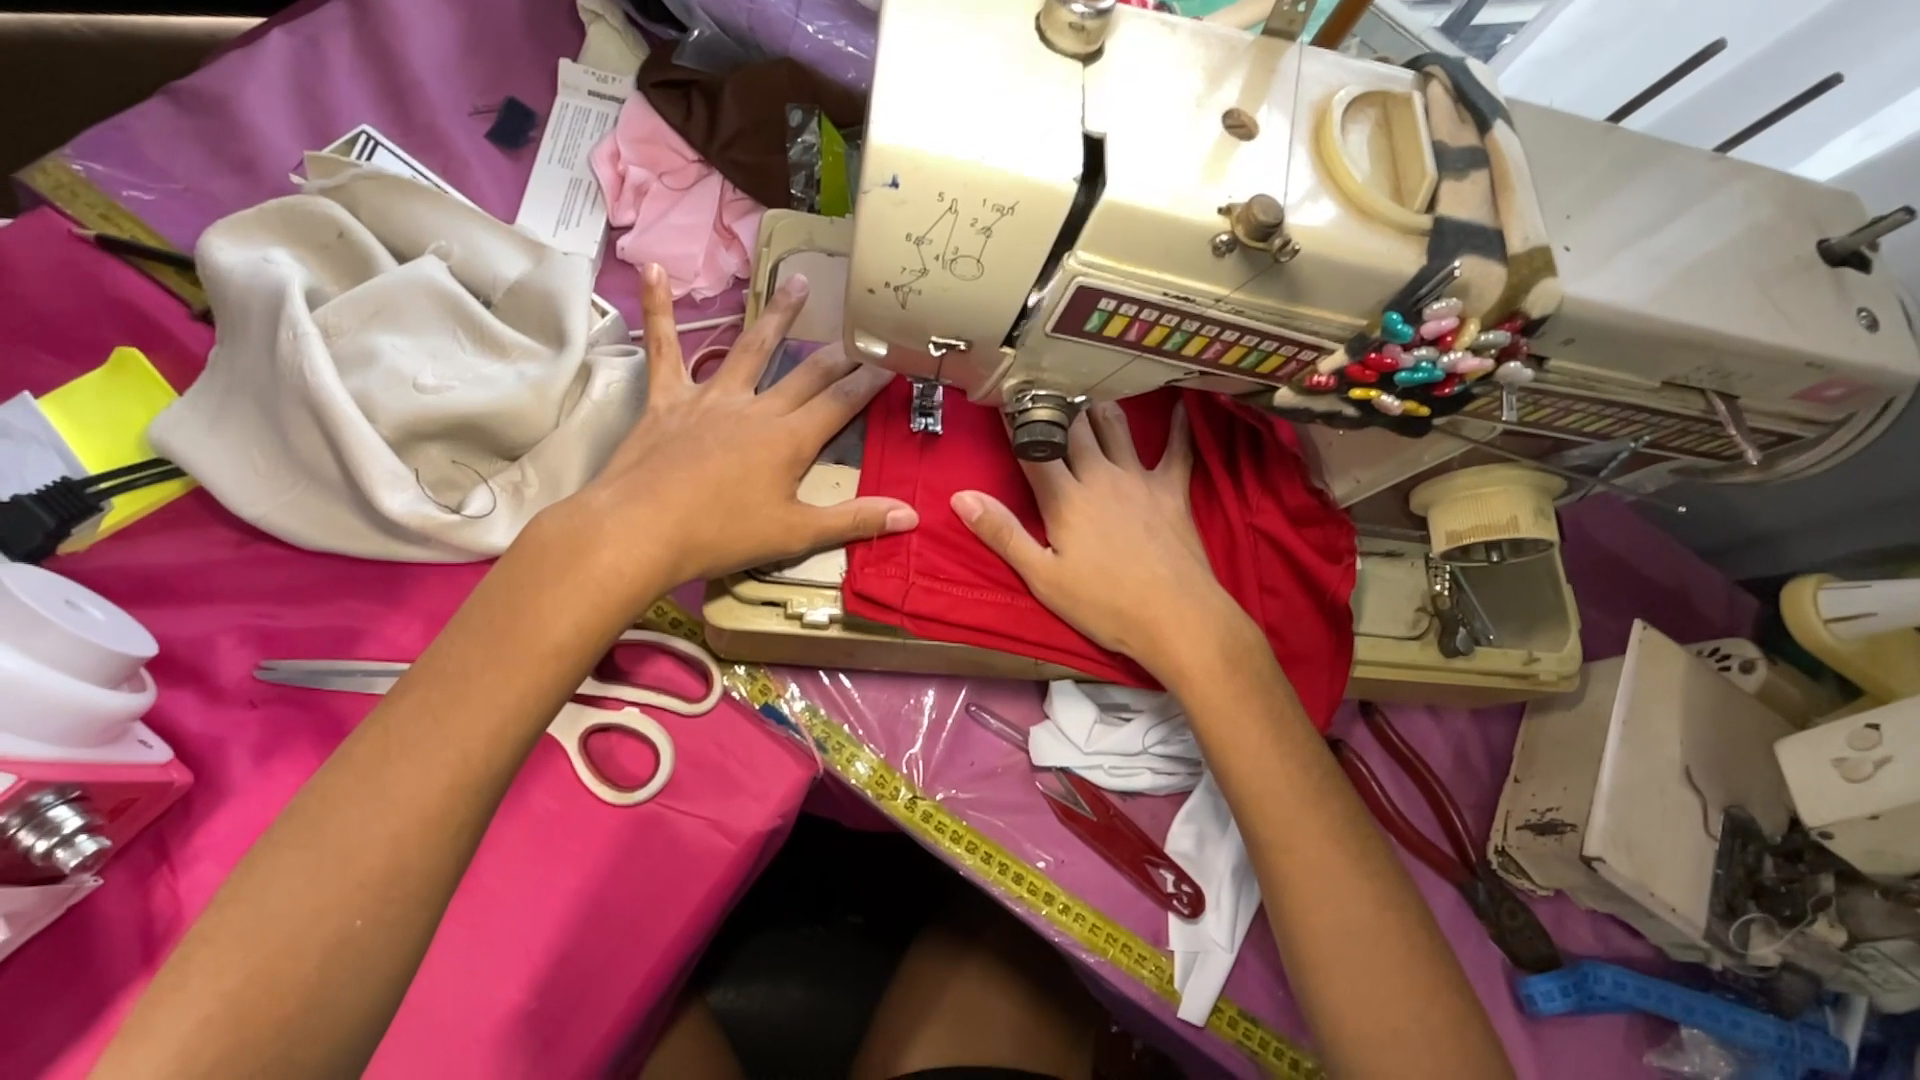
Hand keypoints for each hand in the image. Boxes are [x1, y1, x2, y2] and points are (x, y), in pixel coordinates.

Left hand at [550, 263, 916, 598]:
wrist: (640, 530)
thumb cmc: (721, 536)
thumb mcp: (796, 535)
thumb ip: (855, 520)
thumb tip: (912, 516)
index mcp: (790, 439)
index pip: (841, 403)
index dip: (869, 382)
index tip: (893, 360)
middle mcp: (756, 408)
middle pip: (806, 372)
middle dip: (838, 350)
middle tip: (860, 323)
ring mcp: (711, 398)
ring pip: (751, 347)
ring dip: (778, 315)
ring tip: (798, 283)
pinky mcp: (668, 399)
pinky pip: (665, 348)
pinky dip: (659, 309)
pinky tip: (653, 270)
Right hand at [950, 402, 1256, 679]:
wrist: (1176, 617)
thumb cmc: (1103, 604)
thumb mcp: (1042, 577)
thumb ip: (1002, 534)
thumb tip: (961, 497)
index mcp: (1064, 498)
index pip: (1032, 449)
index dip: (1016, 423)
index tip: (1004, 398)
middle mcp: (1100, 476)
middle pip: (1074, 428)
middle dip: (1056, 405)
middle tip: (1044, 385)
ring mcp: (1139, 478)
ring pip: (1116, 427)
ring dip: (1099, 407)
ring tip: (1088, 390)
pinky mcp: (1172, 490)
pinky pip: (1176, 449)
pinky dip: (1176, 426)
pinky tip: (1177, 405)